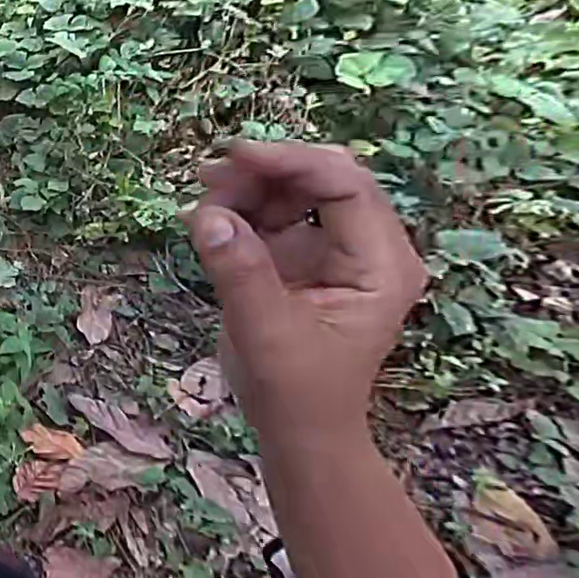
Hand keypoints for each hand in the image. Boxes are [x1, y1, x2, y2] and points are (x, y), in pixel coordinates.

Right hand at [184, 141, 426, 440]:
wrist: (292, 421)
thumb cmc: (294, 385)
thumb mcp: (265, 330)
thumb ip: (240, 272)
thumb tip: (207, 214)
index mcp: (379, 264)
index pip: (346, 188)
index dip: (293, 162)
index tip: (234, 155)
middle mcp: (358, 247)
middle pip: (317, 181)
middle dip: (263, 172)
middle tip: (206, 177)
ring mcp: (323, 250)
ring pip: (286, 193)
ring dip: (241, 189)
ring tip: (200, 207)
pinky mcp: (289, 258)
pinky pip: (262, 215)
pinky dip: (231, 210)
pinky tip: (201, 219)